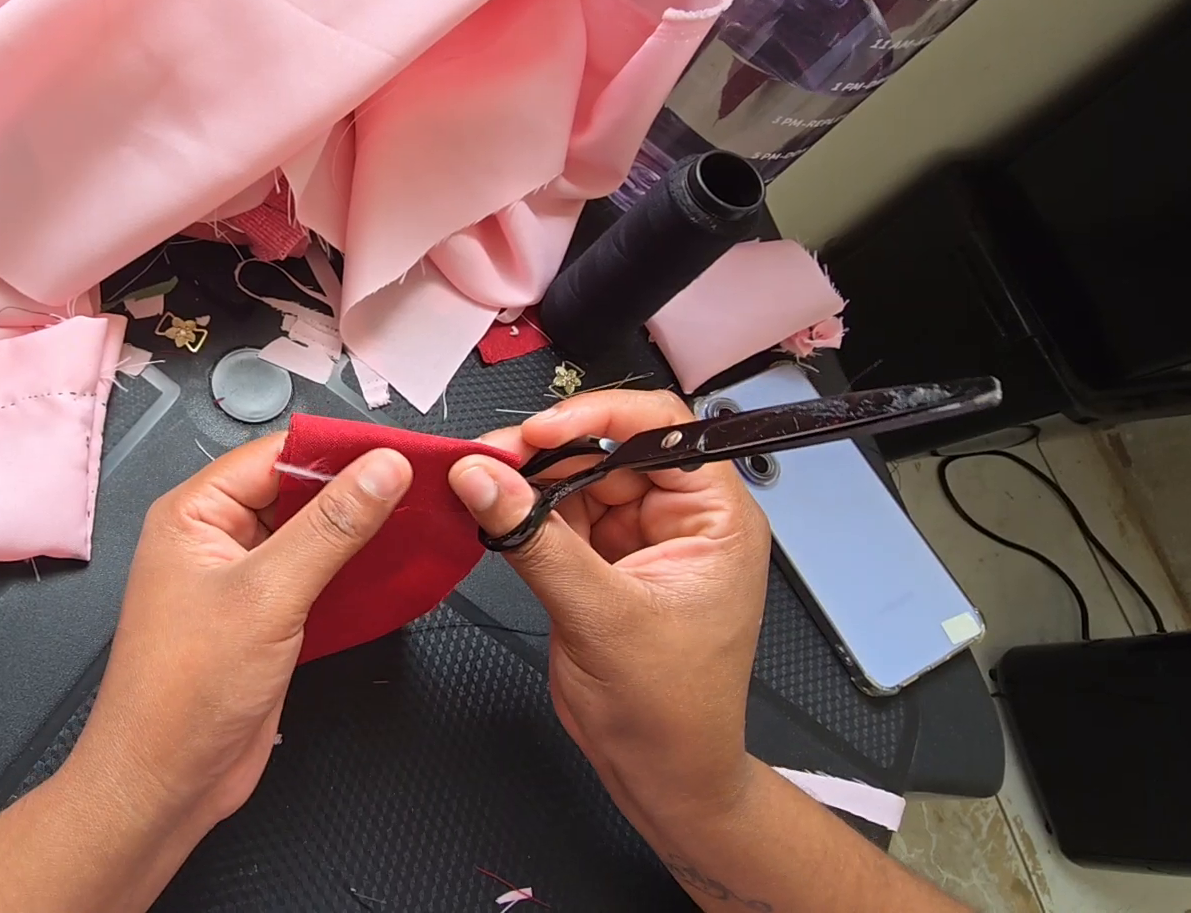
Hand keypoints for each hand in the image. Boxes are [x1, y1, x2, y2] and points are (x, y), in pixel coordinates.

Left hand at [70, 434, 412, 838]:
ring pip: (310, 531)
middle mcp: (216, 533)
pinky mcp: (266, 612)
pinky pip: (314, 571)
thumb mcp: (268, 595)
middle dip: (354, 488)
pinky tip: (393, 563)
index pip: (276, 455)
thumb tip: (383, 467)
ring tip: (419, 517)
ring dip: (358, 529)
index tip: (401, 451)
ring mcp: (243, 575)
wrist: (166, 785)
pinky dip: (350, 567)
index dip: (338, 450)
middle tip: (421, 484)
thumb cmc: (188, 689)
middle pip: (296, 490)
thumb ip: (331, 527)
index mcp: (195, 511)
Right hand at [447, 390, 770, 820]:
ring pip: (570, 476)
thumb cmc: (666, 709)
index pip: (663, 430)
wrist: (654, 772)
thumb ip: (536, 541)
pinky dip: (517, 508)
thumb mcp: (602, 617)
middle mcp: (672, 514)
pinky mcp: (591, 554)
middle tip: (488, 459)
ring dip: (524, 477)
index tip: (540, 433)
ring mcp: (628, 533)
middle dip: (545, 450)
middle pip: (604, 447)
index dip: (600, 418)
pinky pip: (549, 511)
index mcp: (712, 517)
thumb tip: (481, 477)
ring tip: (479, 480)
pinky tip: (489, 506)